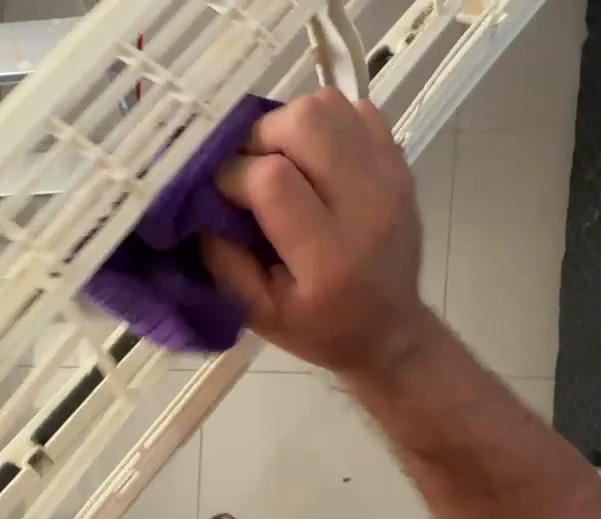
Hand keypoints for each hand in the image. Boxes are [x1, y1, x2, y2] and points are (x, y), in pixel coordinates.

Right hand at [203, 89, 438, 373]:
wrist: (388, 331)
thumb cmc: (318, 329)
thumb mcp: (259, 315)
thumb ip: (224, 261)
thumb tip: (200, 202)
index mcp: (328, 260)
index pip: (273, 180)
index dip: (234, 175)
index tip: (222, 193)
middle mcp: (366, 210)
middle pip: (305, 124)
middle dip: (261, 136)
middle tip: (249, 166)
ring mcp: (390, 180)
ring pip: (330, 106)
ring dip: (291, 124)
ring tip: (280, 158)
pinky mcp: (400, 165)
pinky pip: (357, 111)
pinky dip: (326, 124)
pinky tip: (313, 157)